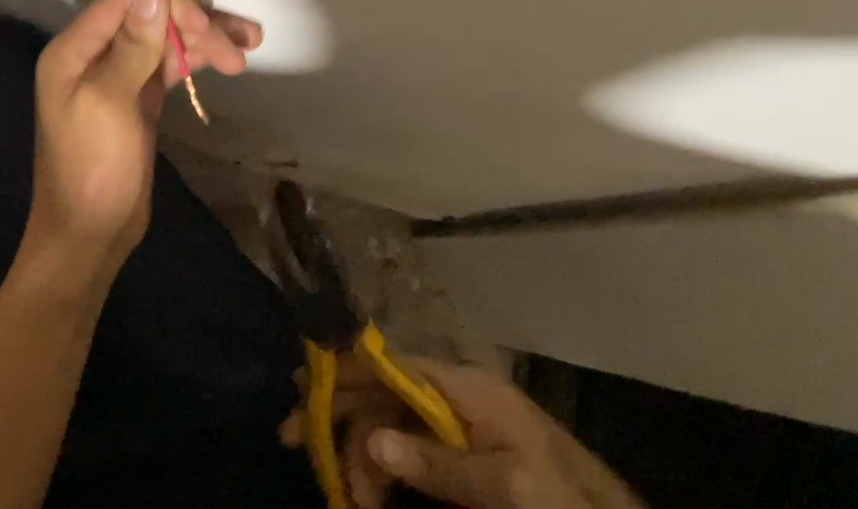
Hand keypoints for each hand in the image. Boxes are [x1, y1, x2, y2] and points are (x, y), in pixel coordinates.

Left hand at [27, 0, 261, 269]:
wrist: (91, 232)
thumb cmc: (93, 167)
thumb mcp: (109, 103)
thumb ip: (132, 48)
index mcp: (74, 50)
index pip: (124, 2)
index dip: (167, 4)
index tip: (205, 27)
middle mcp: (95, 55)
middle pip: (149, 18)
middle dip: (195, 22)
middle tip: (241, 43)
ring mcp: (119, 76)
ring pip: (165, 42)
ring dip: (206, 39)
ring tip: (250, 43)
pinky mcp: (140, 98)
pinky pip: (170, 66)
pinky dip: (198, 60)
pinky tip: (229, 60)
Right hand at [280, 354, 641, 508]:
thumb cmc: (565, 501)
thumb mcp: (507, 488)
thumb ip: (437, 465)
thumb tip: (369, 440)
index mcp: (466, 388)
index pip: (391, 362)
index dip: (343, 369)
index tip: (300, 384)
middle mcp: (457, 395)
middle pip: (381, 392)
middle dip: (337, 415)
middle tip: (292, 440)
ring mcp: (461, 423)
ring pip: (389, 423)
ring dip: (359, 454)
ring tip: (344, 493)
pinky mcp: (465, 452)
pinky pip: (409, 447)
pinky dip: (383, 466)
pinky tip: (368, 488)